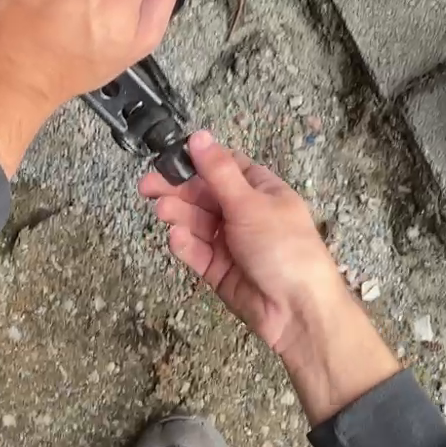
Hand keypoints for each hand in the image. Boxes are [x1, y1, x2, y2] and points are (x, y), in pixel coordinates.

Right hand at [141, 132, 398, 423]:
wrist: (297, 310)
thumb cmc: (284, 248)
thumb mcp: (250, 203)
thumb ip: (219, 172)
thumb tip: (199, 135)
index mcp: (261, 190)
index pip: (224, 167)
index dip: (197, 161)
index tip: (168, 158)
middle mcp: (245, 213)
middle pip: (204, 194)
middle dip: (177, 189)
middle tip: (147, 186)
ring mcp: (232, 242)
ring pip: (197, 223)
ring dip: (179, 214)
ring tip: (163, 211)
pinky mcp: (220, 270)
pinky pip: (198, 252)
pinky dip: (186, 245)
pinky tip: (176, 238)